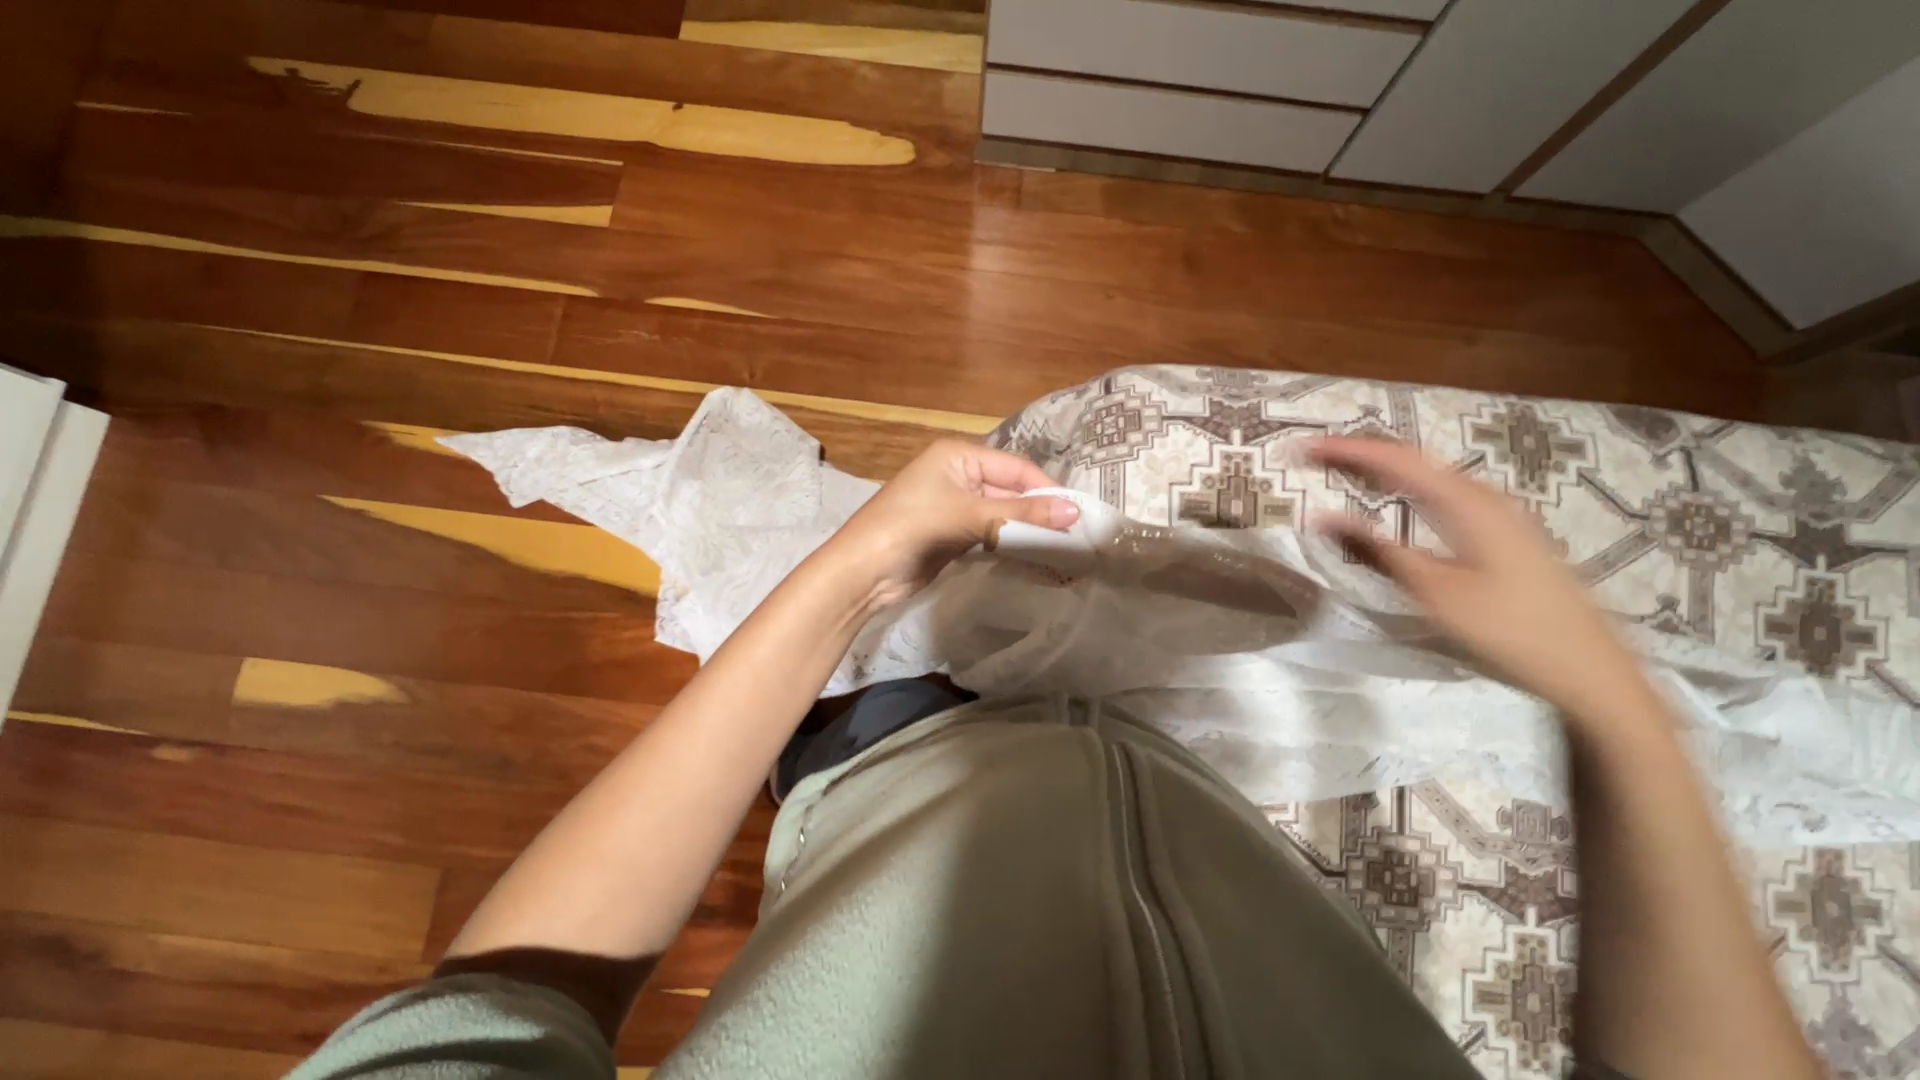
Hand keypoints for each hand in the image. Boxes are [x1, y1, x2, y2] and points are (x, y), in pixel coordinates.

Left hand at [825, 439, 1078, 609]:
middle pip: (1010, 489)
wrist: (864, 570)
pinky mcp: (953, 534)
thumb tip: (1074, 512)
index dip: (1046, 490)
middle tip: (1076, 534)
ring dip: (1027, 529)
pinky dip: (1010, 543)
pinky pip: (991, 533)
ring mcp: (954, 505)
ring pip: (1002, 513)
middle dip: (1039, 511)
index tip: (1078, 514)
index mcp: (958, 454)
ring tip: (1063, 546)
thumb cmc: (913, 527)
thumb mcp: (970, 515)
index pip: (1015, 467)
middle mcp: (957, 474)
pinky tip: (1035, 555)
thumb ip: (1022, 514)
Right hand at [1311, 436, 1647, 720]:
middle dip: (1364, 453)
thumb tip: (1321, 516)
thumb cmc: (1508, 630)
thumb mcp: (1433, 592)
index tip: (1304, 447)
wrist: (1589, 667)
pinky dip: (1412, 489)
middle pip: (1416, 460)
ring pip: (1434, 476)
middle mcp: (1486, 497)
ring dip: (1389, 469)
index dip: (1347, 451)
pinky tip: (1401, 502)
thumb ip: (1376, 550)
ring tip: (1348, 471)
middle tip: (1318, 455)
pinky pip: (1447, 494)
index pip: (1395, 460)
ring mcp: (1502, 514)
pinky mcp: (1507, 533)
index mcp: (1467, 503)